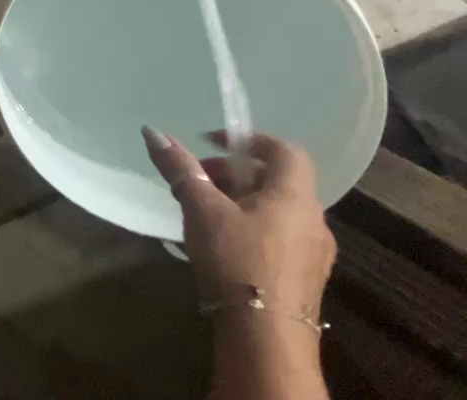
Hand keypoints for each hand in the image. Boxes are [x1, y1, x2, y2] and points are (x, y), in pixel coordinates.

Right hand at [142, 127, 336, 315]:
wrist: (266, 336)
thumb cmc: (236, 260)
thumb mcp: (200, 208)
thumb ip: (179, 169)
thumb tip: (152, 131)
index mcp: (295, 197)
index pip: (284, 150)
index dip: (249, 139)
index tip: (211, 144)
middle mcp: (314, 220)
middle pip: (277, 180)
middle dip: (233, 173)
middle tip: (197, 182)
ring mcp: (314, 252)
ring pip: (276, 209)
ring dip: (240, 200)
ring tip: (202, 212)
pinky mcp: (305, 276)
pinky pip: (278, 234)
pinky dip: (250, 225)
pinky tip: (220, 243)